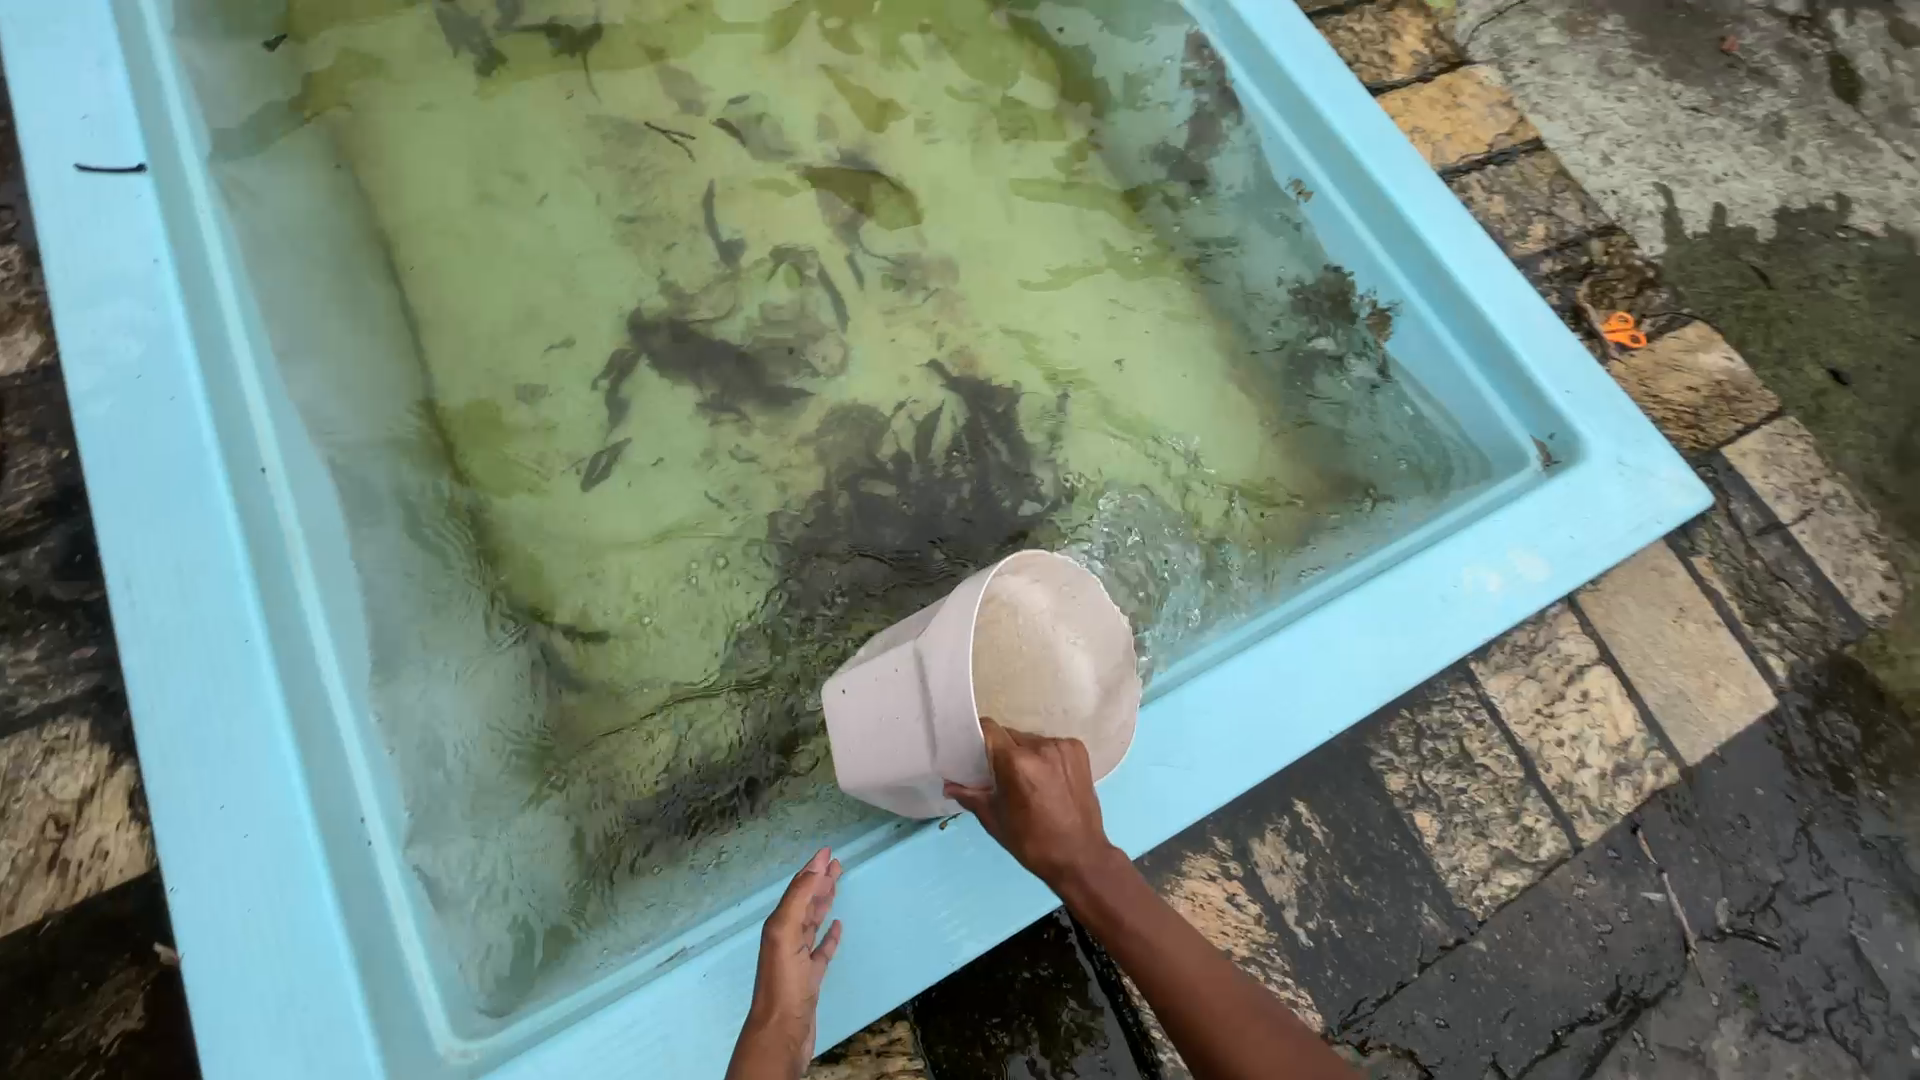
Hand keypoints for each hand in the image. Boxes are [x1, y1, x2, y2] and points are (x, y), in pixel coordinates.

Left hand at [727, 848, 841, 1079]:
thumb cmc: (783, 983)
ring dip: (824, 902)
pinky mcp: (811, 977)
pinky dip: (830, 936)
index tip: (827, 851)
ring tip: (836, 884)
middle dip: (820, 881)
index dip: (812, 869)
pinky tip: (838, 926)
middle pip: (806, 902)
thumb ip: (798, 900)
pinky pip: (822, 950)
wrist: (780, 1034)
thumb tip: (814, 868)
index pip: (798, 889)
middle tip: (837, 862)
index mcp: (780, 925)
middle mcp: (787, 937)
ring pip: (813, 922)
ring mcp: (799, 958)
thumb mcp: (785, 934)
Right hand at [943, 717, 1120, 892]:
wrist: (1080, 856)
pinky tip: (1049, 779)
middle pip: (1010, 735)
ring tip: (1028, 780)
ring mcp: (1062, 747)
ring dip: (1025, 754)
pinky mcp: (1079, 750)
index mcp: (1016, 762)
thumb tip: (948, 785)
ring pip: (1031, 740)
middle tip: (1001, 773)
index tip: (974, 749)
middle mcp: (1040, 747)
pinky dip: (1046, 757)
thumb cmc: (1031, 842)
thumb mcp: (995, 820)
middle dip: (1002, 750)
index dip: (979, 736)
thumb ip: (970, 796)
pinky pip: (1052, 746)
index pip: (990, 730)